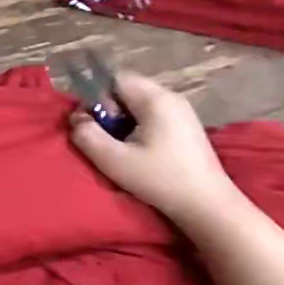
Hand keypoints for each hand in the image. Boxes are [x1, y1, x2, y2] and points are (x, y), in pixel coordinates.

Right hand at [68, 72, 246, 225]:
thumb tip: (76, 119)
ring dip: (123, 120)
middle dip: (109, 109)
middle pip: (128, 89)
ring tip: (122, 147)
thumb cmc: (160, 180)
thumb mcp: (114, 161)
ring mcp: (182, 111)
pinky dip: (139, 126)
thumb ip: (87, 135)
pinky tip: (140, 151)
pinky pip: (153, 114)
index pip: (115, 79)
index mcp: (155, 99)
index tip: (95, 124)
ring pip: (139, 103)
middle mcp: (171, 97)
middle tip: (106, 138)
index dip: (97, 98)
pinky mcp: (186, 126)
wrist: (207, 205)